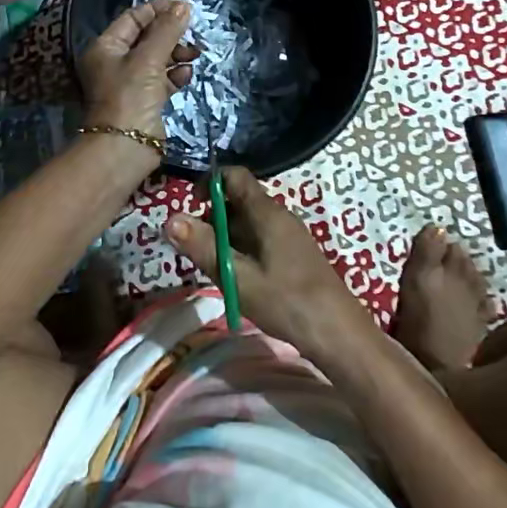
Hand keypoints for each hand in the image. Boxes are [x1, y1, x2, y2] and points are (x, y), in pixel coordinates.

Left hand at [78, 0, 198, 136]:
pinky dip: (176, 74)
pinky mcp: (145, 100)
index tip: (183, 6)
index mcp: (106, 47)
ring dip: (177, 53)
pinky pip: (163, 78)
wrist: (125, 148)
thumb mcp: (149, 59)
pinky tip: (186, 74)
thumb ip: (167, 30)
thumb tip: (183, 6)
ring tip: (194, 54)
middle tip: (192, 33)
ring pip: (158, 57)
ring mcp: (130, 82)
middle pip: (147, 37)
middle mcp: (115, 62)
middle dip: (171, 33)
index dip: (158, 9)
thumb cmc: (130, 97)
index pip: (133, 18)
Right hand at [165, 166, 372, 353]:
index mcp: (267, 211)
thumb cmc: (285, 300)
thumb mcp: (237, 276)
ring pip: (247, 223)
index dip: (209, 184)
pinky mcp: (292, 254)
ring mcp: (287, 235)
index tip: (190, 208)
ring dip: (225, 238)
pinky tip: (236, 279)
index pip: (235, 176)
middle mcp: (278, 215)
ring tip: (212, 268)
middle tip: (195, 249)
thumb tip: (170, 218)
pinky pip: (259, 240)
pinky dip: (241, 251)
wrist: (336, 331)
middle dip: (212, 218)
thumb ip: (204, 247)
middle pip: (238, 200)